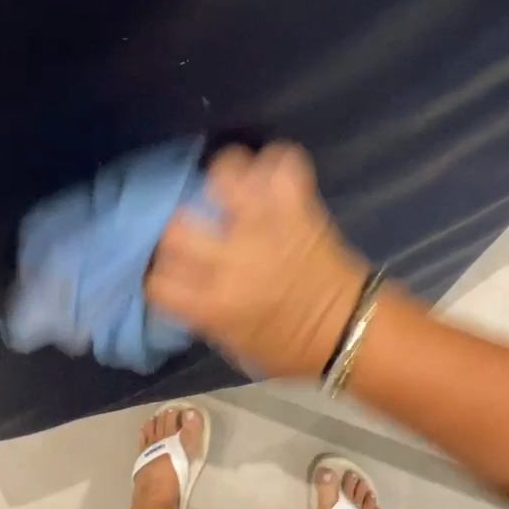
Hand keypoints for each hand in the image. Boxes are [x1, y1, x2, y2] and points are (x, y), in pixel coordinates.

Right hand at [145, 143, 374, 379]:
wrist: (351, 332)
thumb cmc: (290, 345)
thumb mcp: (231, 343)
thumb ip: (198, 310)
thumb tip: (179, 281)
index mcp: (213, 304)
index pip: (157, 278)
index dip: (157, 271)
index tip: (166, 268)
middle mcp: (233, 261)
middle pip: (176, 226)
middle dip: (177, 226)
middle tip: (192, 227)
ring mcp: (266, 227)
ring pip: (226, 177)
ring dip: (223, 179)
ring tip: (228, 187)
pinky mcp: (297, 209)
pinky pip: (283, 164)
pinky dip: (275, 163)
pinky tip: (268, 176)